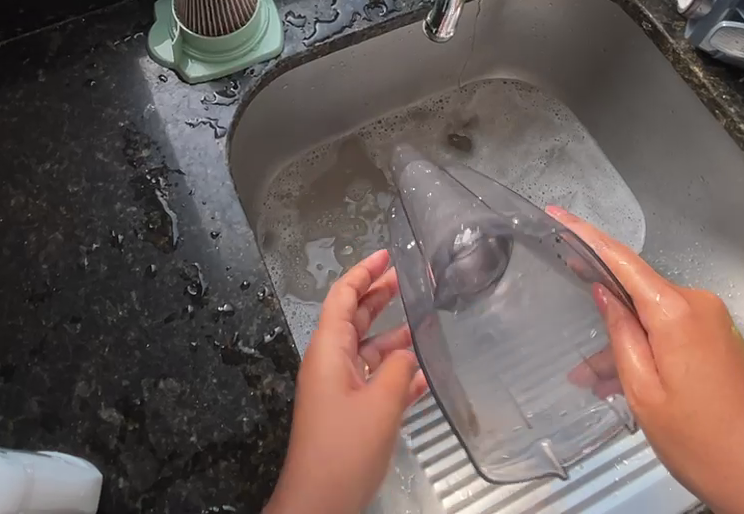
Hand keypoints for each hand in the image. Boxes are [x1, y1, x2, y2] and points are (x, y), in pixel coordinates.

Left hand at [267, 249, 428, 513]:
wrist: (319, 504)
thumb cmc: (343, 449)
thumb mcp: (380, 405)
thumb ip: (399, 370)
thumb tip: (408, 353)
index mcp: (328, 349)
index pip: (343, 295)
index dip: (364, 271)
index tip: (386, 254)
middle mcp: (331, 361)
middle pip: (356, 316)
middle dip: (380, 294)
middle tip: (409, 277)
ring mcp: (340, 387)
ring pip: (369, 348)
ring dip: (395, 334)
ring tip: (425, 319)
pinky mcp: (350, 411)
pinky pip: (375, 380)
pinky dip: (397, 372)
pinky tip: (424, 372)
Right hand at [552, 208, 743, 513]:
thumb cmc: (709, 446)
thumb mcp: (646, 394)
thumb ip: (621, 334)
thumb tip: (604, 292)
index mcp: (676, 310)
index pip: (620, 258)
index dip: (584, 233)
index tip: (556, 212)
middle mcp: (699, 305)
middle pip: (636, 296)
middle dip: (604, 320)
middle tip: (574, 357)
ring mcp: (716, 325)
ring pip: (654, 322)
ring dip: (627, 348)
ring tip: (597, 387)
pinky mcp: (726, 345)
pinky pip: (675, 336)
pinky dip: (650, 354)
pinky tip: (630, 386)